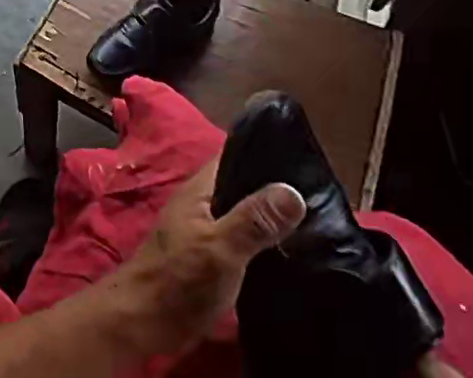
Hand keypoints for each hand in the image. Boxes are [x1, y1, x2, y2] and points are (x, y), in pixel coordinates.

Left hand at [103, 160, 305, 356]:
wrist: (146, 318)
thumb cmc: (180, 279)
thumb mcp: (221, 248)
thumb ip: (254, 220)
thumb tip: (293, 190)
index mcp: (199, 190)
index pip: (233, 157)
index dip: (265, 154)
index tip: (307, 158)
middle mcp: (202, 203)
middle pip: (242, 186)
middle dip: (276, 189)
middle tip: (326, 196)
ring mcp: (206, 229)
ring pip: (245, 213)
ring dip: (273, 218)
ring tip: (321, 223)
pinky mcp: (212, 256)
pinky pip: (244, 238)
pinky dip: (266, 242)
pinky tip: (295, 252)